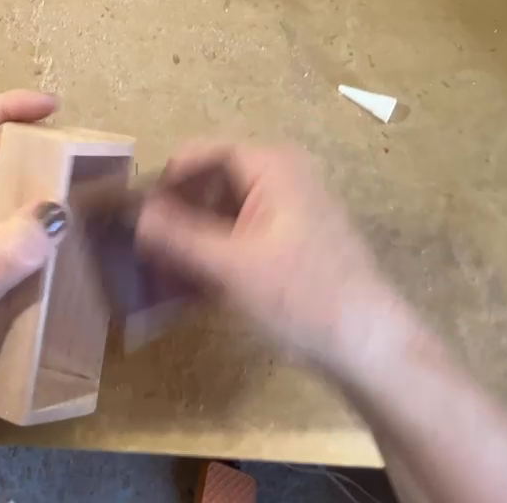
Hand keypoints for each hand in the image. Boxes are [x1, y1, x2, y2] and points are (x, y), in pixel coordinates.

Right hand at [133, 143, 412, 374]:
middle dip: (176, 212)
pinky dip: (214, 248)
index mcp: (271, 165)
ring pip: (222, 208)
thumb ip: (177, 237)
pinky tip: (192, 282)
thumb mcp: (231, 267)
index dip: (165, 181)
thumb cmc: (305, 298)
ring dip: (191, 234)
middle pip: (210, 180)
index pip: (200, 154)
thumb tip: (130, 213)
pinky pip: (239, 230)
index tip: (136, 213)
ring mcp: (290, 207)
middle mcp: (282, 175)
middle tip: (145, 246)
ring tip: (162, 268)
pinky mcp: (292, 239)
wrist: (376, 352)